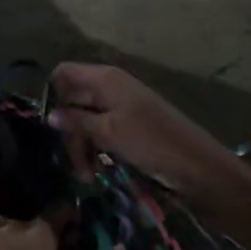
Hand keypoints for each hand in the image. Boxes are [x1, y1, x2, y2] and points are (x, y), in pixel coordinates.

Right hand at [47, 62, 234, 195]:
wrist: (200, 168)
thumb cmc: (152, 143)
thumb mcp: (109, 132)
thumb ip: (77, 121)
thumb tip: (51, 115)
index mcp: (105, 79)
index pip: (64, 73)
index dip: (52, 94)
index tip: (49, 125)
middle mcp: (111, 88)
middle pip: (73, 101)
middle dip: (69, 131)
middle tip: (73, 164)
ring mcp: (121, 108)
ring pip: (86, 122)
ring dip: (82, 147)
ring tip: (87, 175)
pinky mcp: (130, 128)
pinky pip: (102, 134)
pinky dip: (97, 150)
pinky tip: (98, 170)